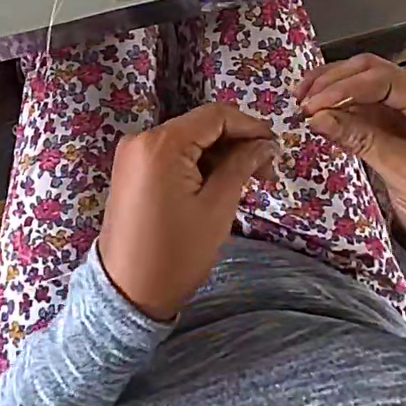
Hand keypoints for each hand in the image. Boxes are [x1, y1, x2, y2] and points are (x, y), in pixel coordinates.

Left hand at [98, 104, 278, 320]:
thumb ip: (241, 166)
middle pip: (199, 126)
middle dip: (235, 143)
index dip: (250, 126)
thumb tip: (265, 143)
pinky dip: (196, 162)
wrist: (129, 289)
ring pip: (186, 139)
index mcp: (160, 143)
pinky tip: (217, 183)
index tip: (276, 147)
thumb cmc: (176, 252)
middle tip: (267, 172)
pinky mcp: (130, 168)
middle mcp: (141, 138)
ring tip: (246, 182)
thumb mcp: (217, 207)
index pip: (213, 115)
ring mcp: (132, 152)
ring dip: (218, 154)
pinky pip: (170, 153)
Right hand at [294, 54, 405, 264]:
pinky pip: (357, 105)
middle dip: (333, 82)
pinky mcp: (391, 124)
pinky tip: (314, 112)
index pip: (386, 80)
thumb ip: (361, 139)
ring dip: (329, 90)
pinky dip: (334, 106)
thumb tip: (316, 117)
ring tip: (300, 102)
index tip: (311, 104)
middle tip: (300, 99)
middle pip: (372, 72)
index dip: (345, 87)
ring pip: (360, 83)